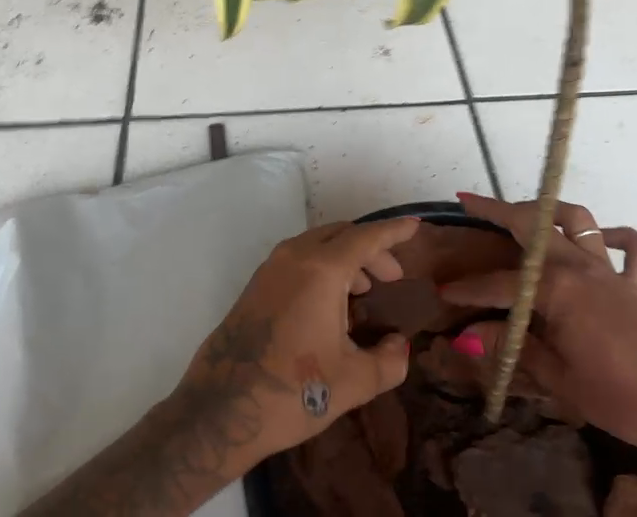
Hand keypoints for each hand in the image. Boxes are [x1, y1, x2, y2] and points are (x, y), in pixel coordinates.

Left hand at [168, 217, 419, 468]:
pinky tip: (331, 303)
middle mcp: (294, 258)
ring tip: (364, 289)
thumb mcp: (355, 382)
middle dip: (370, 249)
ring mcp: (269, 269)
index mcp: (321, 270)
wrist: (222, 409)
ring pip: (316, 246)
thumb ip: (389, 361)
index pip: (366, 238)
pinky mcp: (255, 286)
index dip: (393, 231)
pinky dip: (320, 267)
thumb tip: (399, 346)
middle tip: (391, 276)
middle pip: (340, 236)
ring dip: (344, 258)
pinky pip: (297, 261)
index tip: (414, 227)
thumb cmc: (294, 391)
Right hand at [442, 194, 636, 466]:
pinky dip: (617, 236)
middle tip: (470, 202)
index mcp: (557, 290)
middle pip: (534, 228)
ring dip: (550, 210)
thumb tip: (466, 336)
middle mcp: (582, 268)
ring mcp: (613, 273)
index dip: (470, 289)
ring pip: (579, 221)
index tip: (445, 292)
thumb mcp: (555, 376)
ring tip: (526, 212)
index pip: (501, 284)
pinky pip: (634, 249)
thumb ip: (512, 346)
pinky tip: (601, 239)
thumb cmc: (616, 399)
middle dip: (498, 211)